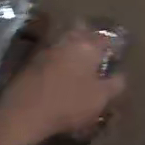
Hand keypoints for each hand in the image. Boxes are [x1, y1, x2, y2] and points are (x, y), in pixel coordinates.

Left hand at [0, 26, 126, 144]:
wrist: (24, 113)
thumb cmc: (69, 104)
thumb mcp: (102, 98)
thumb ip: (116, 83)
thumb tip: (120, 74)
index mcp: (88, 45)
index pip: (107, 38)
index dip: (115, 47)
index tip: (117, 58)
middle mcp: (68, 40)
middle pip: (83, 31)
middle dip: (92, 39)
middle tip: (98, 56)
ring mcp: (47, 49)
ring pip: (66, 42)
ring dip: (74, 50)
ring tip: (81, 67)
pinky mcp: (32, 61)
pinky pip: (53, 55)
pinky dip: (60, 61)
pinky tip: (62, 75)